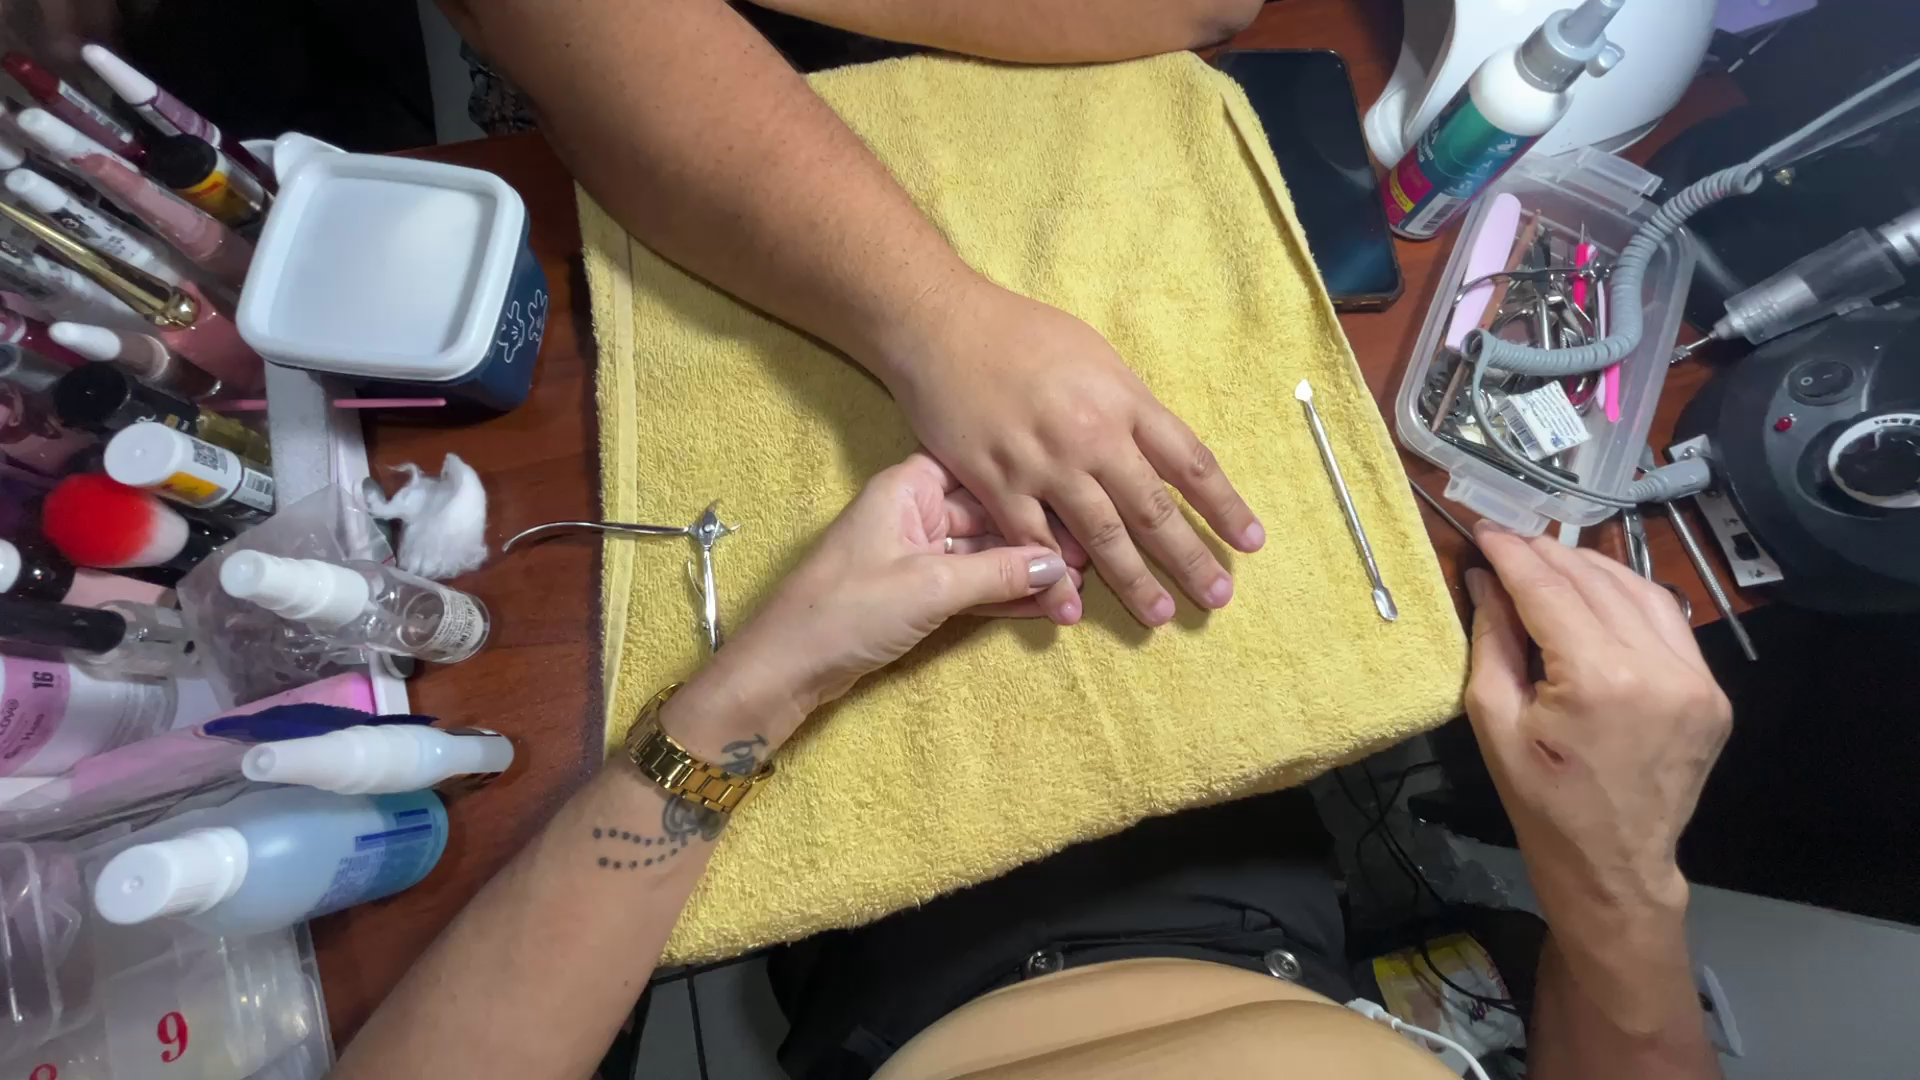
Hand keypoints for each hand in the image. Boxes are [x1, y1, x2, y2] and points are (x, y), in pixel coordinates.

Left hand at [687, 453, 1083, 745]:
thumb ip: (997, 573)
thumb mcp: (930, 586)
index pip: (979, 470)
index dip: (1027, 486)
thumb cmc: (849, 610)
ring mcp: (917, 554)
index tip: (1074, 504)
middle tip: (1091, 560)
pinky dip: (1002, 596)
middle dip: (1036, 541)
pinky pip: (971, 586)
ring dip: (1025, 574)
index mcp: (909, 488)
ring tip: (1078, 588)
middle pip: (988, 517)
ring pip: (984, 556)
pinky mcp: (918, 592)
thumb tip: (1059, 565)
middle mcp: (916, 512)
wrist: (788, 667)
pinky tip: (1045, 605)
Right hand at [884, 280, 1263, 626]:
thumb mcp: (1092, 353)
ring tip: (1160, 616)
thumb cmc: (1018, 331)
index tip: (1249, 541)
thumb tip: (1150, 447)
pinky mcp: (996, 481)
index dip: (1223, 506)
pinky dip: (1052, 578)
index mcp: (1123, 400)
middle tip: (1217, 597)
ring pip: (1100, 534)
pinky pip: (1031, 539)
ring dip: (1133, 581)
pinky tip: (1070, 610)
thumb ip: (1124, 404)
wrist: (942, 325)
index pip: (1189, 463)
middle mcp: (1092, 436)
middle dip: (1190, 558)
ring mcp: (1044, 463)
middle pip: (1152, 509)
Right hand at [1464, 524, 1730, 930]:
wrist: (1610, 854)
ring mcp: (1696, 679)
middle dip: (1544, 553)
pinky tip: (1590, 587)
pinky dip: (1623, 591)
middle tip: (1503, 542)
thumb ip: (1492, 638)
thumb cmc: (1536, 790)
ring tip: (1541, 558)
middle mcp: (1658, 669)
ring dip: (1585, 565)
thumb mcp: (1490, 714)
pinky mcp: (1710, 689)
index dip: (1511, 554)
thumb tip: (1484, 580)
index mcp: (1598, 680)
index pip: (1549, 591)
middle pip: (1594, 582)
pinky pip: (1666, 618)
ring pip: (1638, 589)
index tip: (1482, 529)